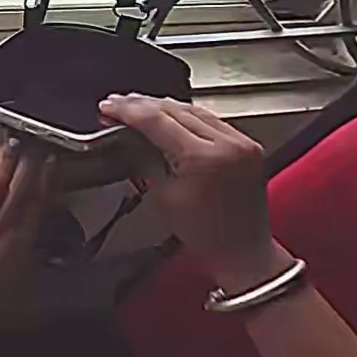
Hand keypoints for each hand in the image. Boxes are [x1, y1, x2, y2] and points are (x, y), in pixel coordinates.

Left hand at [0, 139, 51, 336]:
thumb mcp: (20, 284)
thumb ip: (32, 256)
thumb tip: (42, 242)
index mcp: (21, 242)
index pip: (38, 201)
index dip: (47, 178)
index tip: (52, 161)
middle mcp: (1, 227)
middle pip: (21, 186)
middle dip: (31, 161)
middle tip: (37, 142)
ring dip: (7, 159)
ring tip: (14, 142)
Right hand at [99, 94, 289, 287]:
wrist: (245, 253)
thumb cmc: (207, 236)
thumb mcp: (163, 199)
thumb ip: (146, 161)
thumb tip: (130, 137)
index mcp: (203, 159)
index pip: (156, 121)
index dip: (127, 111)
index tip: (109, 106)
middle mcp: (226, 144)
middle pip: (173, 109)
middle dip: (141, 105)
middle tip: (117, 104)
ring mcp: (240, 142)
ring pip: (191, 109)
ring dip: (162, 106)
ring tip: (138, 106)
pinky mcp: (246, 144)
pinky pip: (210, 118)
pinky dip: (186, 114)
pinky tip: (170, 113)